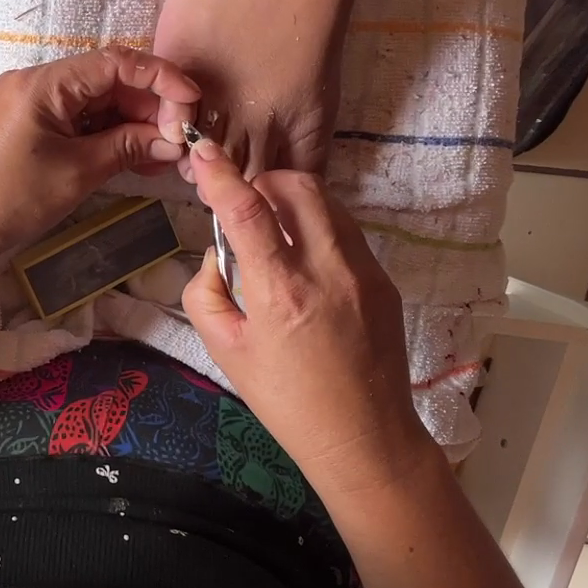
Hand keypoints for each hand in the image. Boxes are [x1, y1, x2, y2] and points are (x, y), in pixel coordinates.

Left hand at [0, 47, 198, 269]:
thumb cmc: (11, 199)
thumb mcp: (77, 173)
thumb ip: (128, 147)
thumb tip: (174, 139)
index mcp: (44, 83)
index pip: (115, 63)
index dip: (161, 79)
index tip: (193, 104)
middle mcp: (38, 82)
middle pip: (109, 81)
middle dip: (151, 108)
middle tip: (183, 140)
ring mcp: (34, 104)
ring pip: (98, 103)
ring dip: (134, 125)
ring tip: (168, 155)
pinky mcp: (33, 126)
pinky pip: (81, 122)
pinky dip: (110, 137)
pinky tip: (141, 158)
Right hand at [180, 139, 439, 492]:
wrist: (362, 436)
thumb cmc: (284, 400)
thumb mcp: (225, 351)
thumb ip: (207, 293)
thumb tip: (218, 256)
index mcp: (281, 291)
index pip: (247, 211)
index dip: (222, 175)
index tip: (204, 150)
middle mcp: (328, 271)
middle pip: (299, 186)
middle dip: (265, 181)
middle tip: (245, 206)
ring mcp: (364, 273)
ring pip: (328, 203)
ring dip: (293, 203)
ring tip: (274, 235)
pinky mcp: (383, 281)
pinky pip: (346, 233)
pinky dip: (318, 230)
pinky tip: (304, 265)